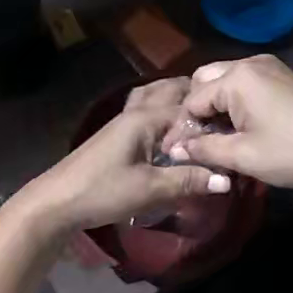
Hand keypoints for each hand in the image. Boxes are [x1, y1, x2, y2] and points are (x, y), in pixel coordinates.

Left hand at [12, 78, 231, 234]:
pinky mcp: (116, 135)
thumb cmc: (103, 191)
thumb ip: (188, 180)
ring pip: (155, 98)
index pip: (189, 107)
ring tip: (200, 119)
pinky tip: (170, 132)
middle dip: (196, 100)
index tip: (235, 132)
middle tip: (222, 119)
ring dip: (177, 102)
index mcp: (145, 118)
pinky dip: (162, 113)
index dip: (213, 118)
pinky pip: (145, 112)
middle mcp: (136, 111)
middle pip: (170, 91)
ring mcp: (123, 121)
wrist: (57, 201)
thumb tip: (227, 178)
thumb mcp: (150, 189)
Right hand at [168, 55, 292, 192]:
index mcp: (236, 77)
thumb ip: (204, 149)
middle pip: (206, 82)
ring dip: (217, 107)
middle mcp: (250, 63)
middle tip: (199, 144)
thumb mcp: (244, 156)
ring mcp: (270, 67)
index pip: (192, 100)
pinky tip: (241, 130)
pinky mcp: (284, 77)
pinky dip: (236, 104)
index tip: (176, 154)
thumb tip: (174, 149)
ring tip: (218, 140)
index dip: (182, 128)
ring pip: (226, 82)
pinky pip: (247, 85)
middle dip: (198, 111)